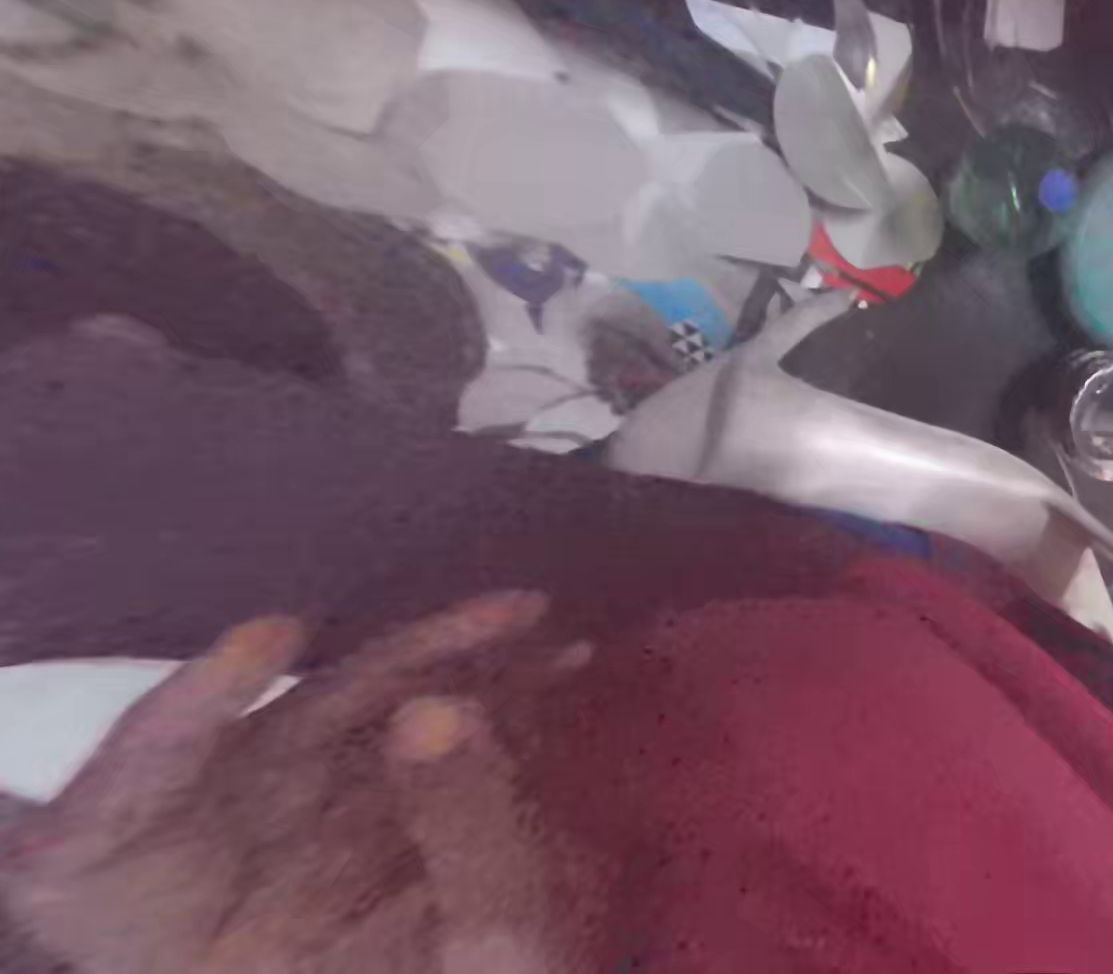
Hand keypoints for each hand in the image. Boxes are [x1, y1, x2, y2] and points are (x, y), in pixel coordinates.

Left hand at [0, 592, 585, 972]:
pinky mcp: (390, 791)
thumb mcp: (493, 931)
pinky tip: (562, 659)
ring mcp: (319, 822)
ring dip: (460, 653)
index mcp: (197, 943)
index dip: (167, 728)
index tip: (280, 634)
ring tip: (543, 624)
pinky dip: (496, 678)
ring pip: (363, 706)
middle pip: (283, 735)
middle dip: (401, 659)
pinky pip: (430, 713)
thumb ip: (464, 822)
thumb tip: (437, 705)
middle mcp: (239, 866)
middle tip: (511, 616)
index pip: (103, 838)